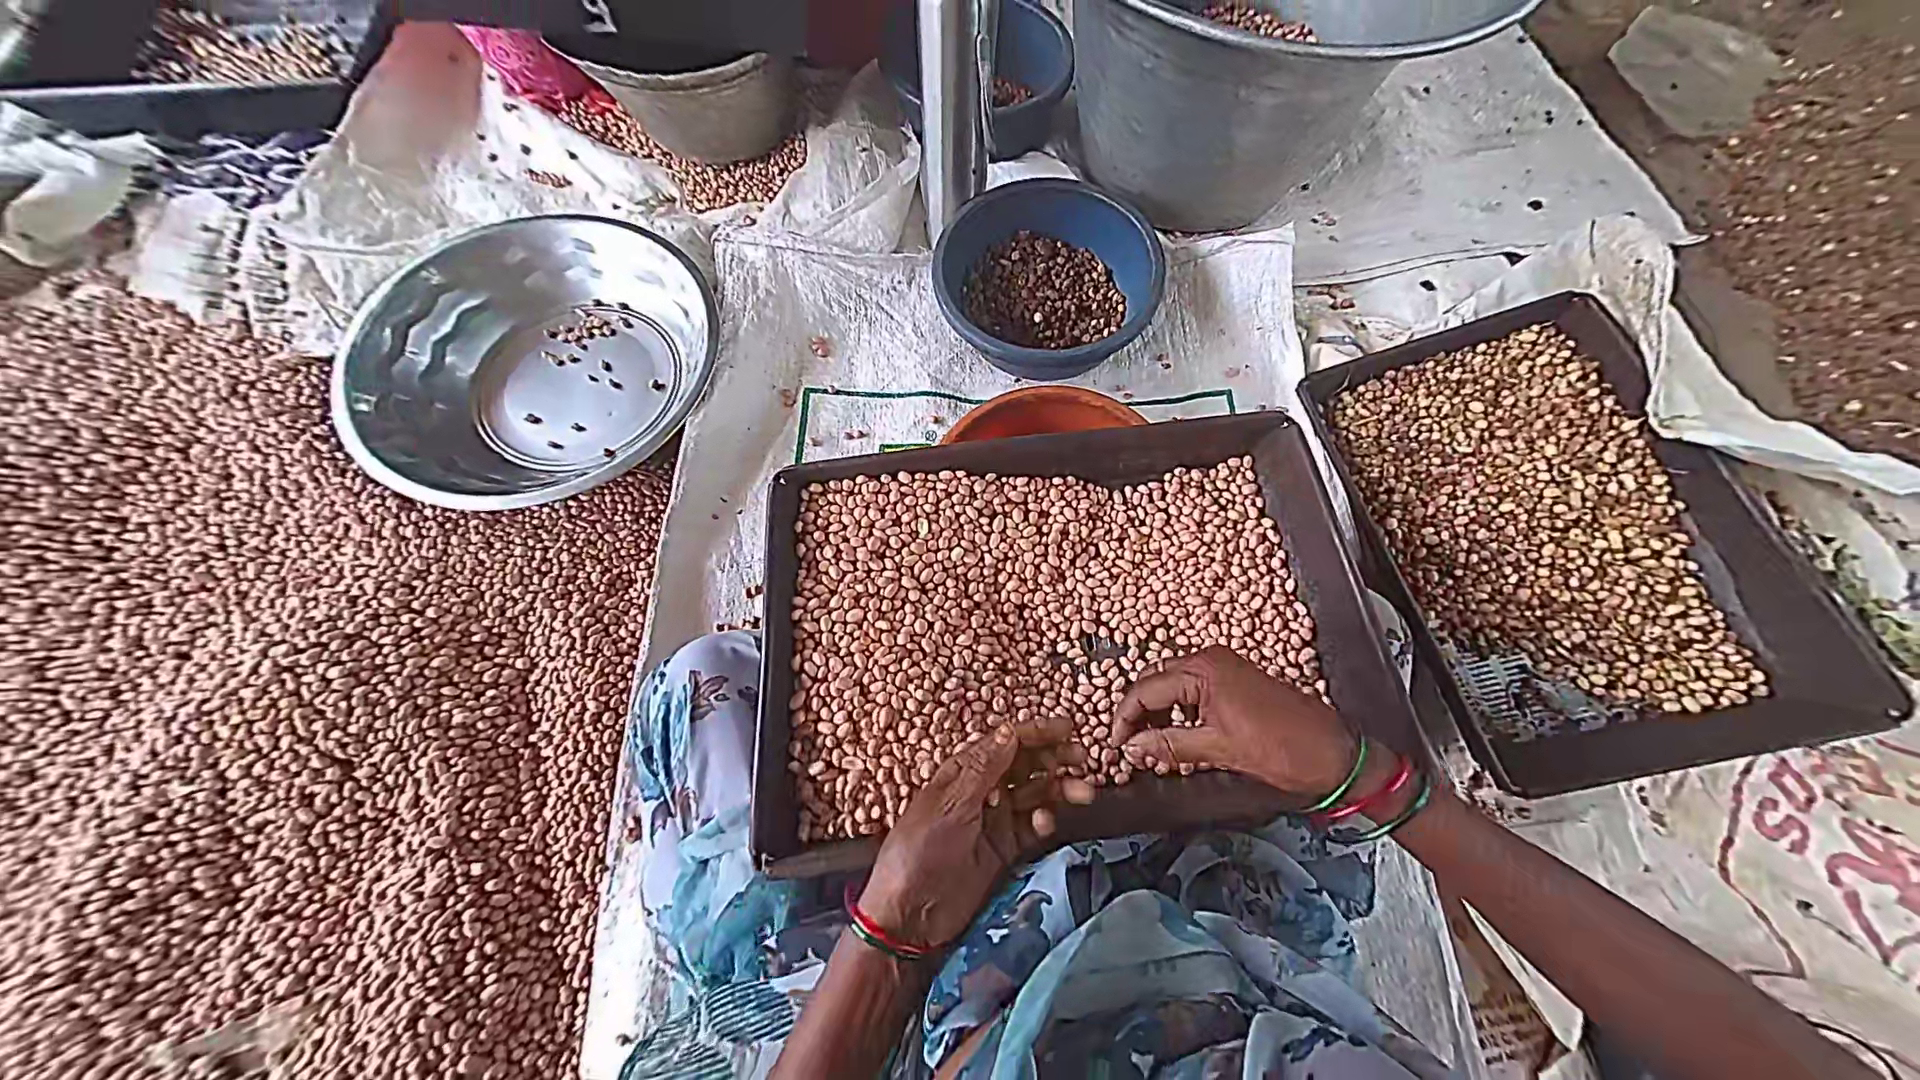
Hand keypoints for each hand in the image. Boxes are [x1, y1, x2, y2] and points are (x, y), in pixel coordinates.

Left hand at [858, 715, 1094, 950]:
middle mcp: (982, 790)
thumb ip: (984, 769)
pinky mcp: (1003, 848)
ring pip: (1033, 794)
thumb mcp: (951, 804)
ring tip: (1083, 792)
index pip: (1005, 742)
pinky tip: (1046, 821)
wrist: (909, 914)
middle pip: (1024, 765)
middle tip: (1081, 757)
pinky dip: (1042, 820)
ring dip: (1057, 789)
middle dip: (1053, 758)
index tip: (1068, 728)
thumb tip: (1010, 731)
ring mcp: (994, 819)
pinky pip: (1030, 826)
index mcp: (964, 771)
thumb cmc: (921, 849)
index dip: (1036, 733)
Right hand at [1108, 646, 1358, 798]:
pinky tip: (1174, 732)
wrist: (1337, 753)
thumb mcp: (1220, 750)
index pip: (1144, 690)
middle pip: (1153, 682)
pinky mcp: (1232, 678)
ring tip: (1149, 742)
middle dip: (1137, 713)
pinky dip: (1175, 708)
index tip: (1116, 744)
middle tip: (1129, 744)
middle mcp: (1208, 660)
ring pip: (1169, 683)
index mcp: (1202, 671)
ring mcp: (1221, 666)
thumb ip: (1169, 746)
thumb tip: (1133, 748)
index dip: (1125, 719)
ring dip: (1155, 710)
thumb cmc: (1285, 749)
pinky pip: (1189, 687)